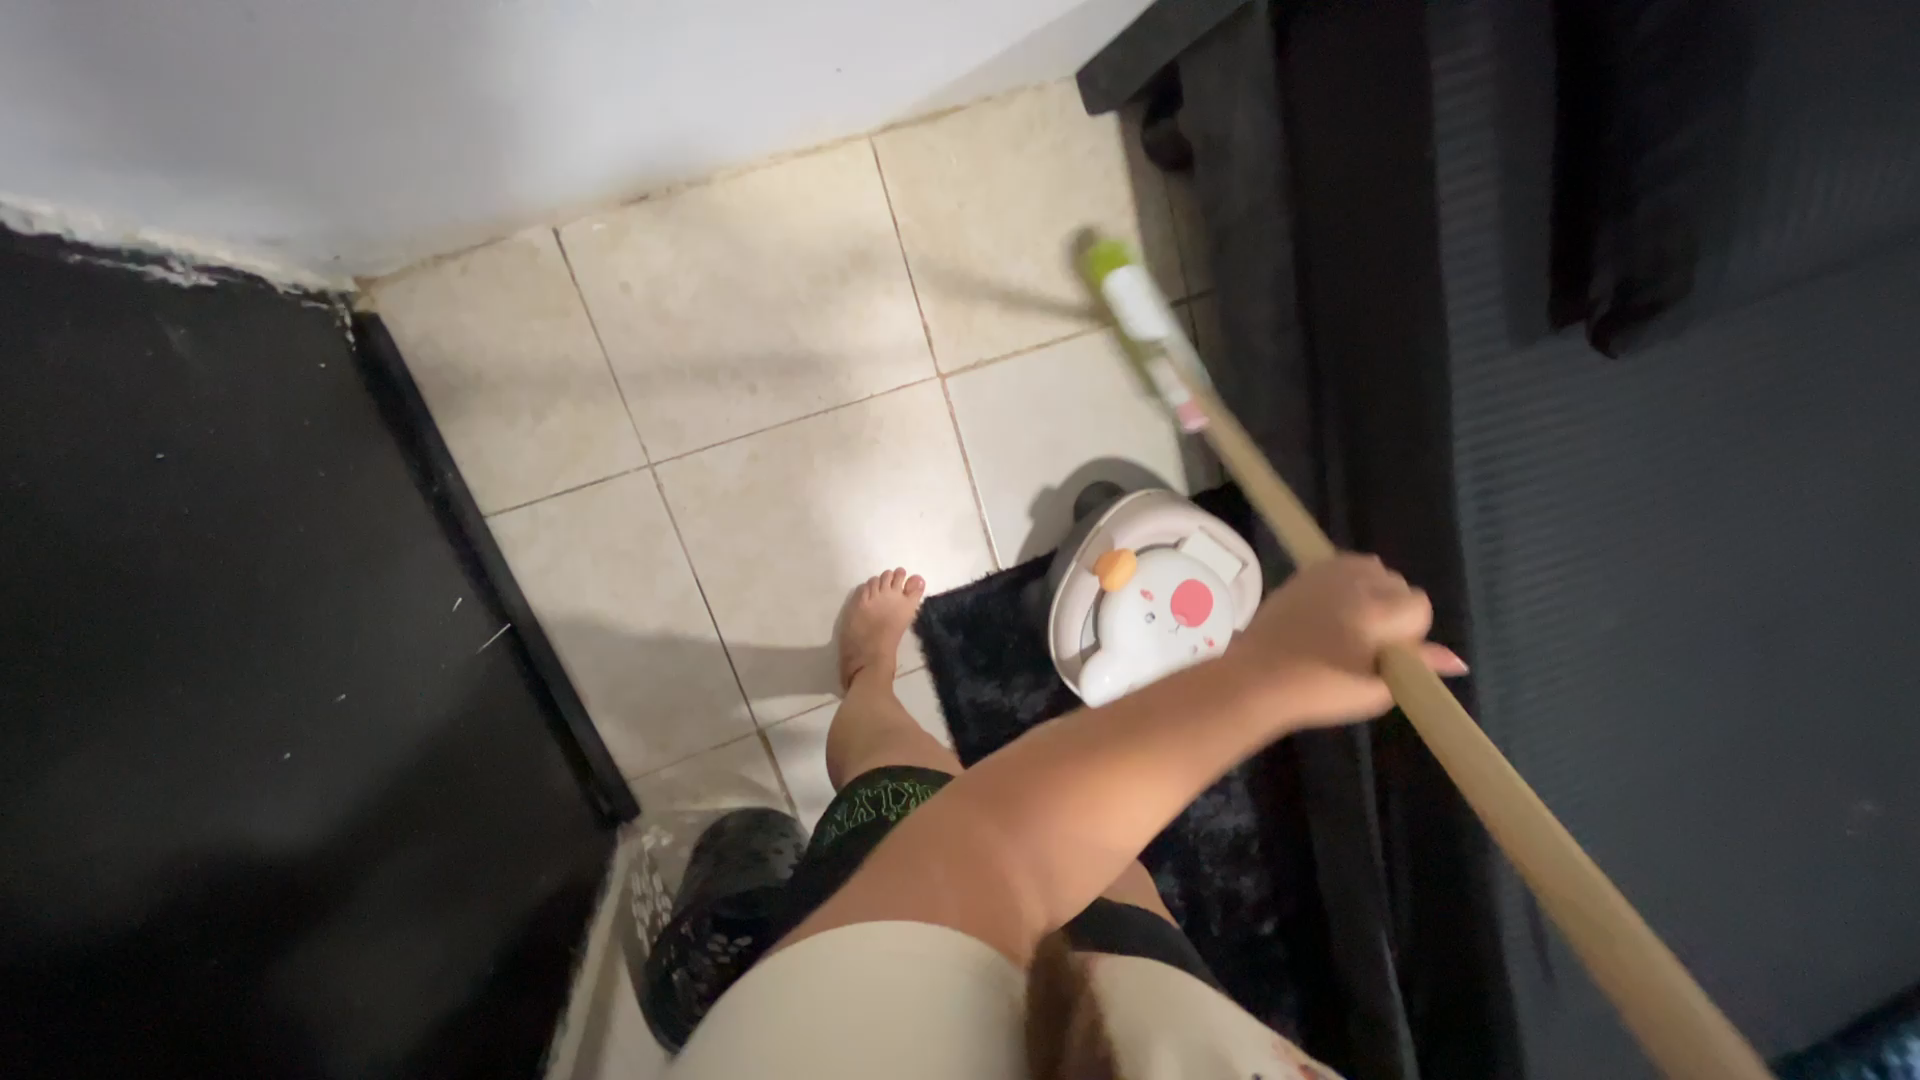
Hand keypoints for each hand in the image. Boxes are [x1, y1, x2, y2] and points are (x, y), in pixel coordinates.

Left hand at [1227, 554, 1466, 729]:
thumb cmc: (1317, 690)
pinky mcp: (1298, 576)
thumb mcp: (1374, 690)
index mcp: (1378, 609)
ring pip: (1367, 567)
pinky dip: (1343, 581)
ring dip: (1369, 590)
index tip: (1390, 653)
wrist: (1255, 678)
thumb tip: (1456, 661)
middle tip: (1369, 642)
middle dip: (1392, 607)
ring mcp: (1323, 575)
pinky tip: (1330, 608)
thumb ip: (1417, 668)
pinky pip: (1336, 565)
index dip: (1410, 631)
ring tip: (1351, 623)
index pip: (1419, 604)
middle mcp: (1354, 583)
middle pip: (1395, 582)